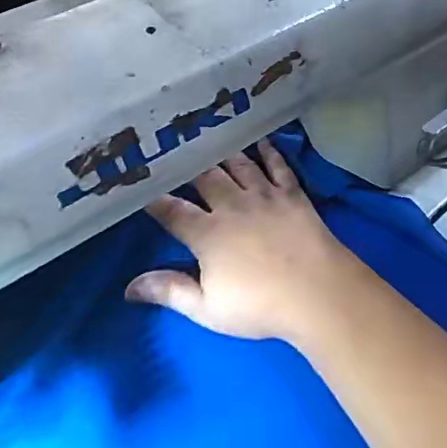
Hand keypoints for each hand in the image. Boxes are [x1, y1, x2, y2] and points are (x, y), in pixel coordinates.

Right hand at [125, 138, 355, 341]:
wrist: (317, 289)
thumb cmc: (259, 305)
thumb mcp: (206, 308)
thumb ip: (169, 291)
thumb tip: (129, 285)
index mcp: (208, 234)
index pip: (173, 212)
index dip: (155, 199)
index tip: (141, 186)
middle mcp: (235, 207)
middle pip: (207, 179)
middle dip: (190, 166)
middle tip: (177, 152)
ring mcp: (266, 197)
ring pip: (241, 167)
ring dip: (225, 154)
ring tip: (212, 139)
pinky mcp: (294, 195)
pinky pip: (279, 167)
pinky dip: (270, 152)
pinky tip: (263, 141)